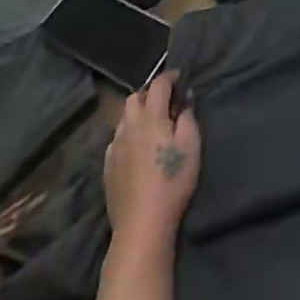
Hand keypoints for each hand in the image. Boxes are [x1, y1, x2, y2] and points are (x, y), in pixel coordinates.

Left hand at [103, 72, 200, 247]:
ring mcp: (115, 145)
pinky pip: (117, 139)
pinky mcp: (108, 164)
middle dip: (150, 93)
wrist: (142, 222)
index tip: (180, 77)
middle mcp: (128, 124)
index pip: (158, 85)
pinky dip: (128, 135)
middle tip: (165, 102)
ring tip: (151, 125)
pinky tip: (137, 149)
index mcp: (150, 116)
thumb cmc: (172, 181)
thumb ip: (188, 117)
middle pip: (135, 96)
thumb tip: (185, 98)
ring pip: (124, 117)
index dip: (170, 77)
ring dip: (137, 113)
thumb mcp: (191, 146)